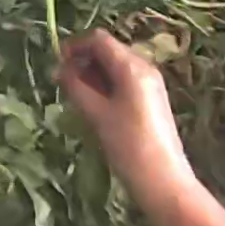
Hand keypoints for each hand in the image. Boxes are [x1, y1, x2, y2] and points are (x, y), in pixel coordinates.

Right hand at [58, 30, 195, 208]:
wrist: (166, 186)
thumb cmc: (129, 146)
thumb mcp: (95, 113)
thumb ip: (74, 84)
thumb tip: (58, 68)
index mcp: (132, 67)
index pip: (98, 39)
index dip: (74, 46)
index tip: (57, 63)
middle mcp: (144, 68)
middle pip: (106, 49)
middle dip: (82, 60)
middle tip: (63, 81)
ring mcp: (150, 84)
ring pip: (113, 64)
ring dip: (92, 73)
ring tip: (75, 94)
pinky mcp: (151, 99)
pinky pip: (122, 79)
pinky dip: (105, 84)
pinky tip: (94, 103)